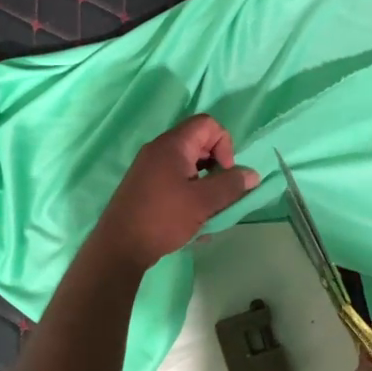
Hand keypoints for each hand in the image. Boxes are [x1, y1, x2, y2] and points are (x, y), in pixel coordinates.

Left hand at [88, 114, 259, 270]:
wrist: (119, 246)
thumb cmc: (163, 218)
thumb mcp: (203, 202)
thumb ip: (231, 185)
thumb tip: (252, 174)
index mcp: (172, 145)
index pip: (208, 124)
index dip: (224, 144)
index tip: (224, 173)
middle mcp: (158, 150)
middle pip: (198, 144)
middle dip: (216, 167)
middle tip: (218, 194)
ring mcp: (149, 168)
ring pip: (188, 166)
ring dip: (204, 185)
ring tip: (208, 213)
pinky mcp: (144, 186)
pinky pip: (175, 181)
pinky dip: (189, 195)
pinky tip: (193, 222)